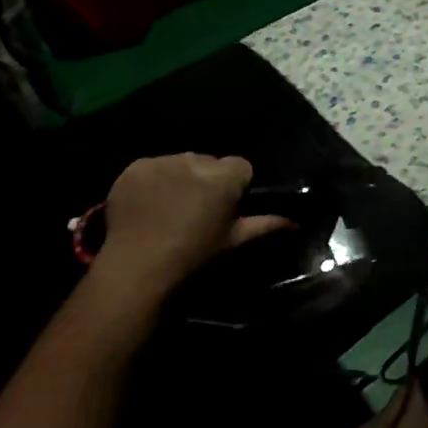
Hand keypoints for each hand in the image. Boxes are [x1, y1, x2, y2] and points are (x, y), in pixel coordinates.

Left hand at [97, 154, 289, 290]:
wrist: (137, 266)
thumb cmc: (192, 258)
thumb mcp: (231, 244)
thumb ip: (264, 226)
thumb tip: (293, 223)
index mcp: (222, 179)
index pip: (241, 166)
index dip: (237, 185)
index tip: (228, 206)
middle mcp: (193, 161)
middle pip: (209, 162)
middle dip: (207, 179)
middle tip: (198, 210)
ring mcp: (161, 161)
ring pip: (180, 162)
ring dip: (180, 177)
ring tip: (170, 207)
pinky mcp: (134, 167)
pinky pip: (152, 167)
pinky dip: (153, 180)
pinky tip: (148, 205)